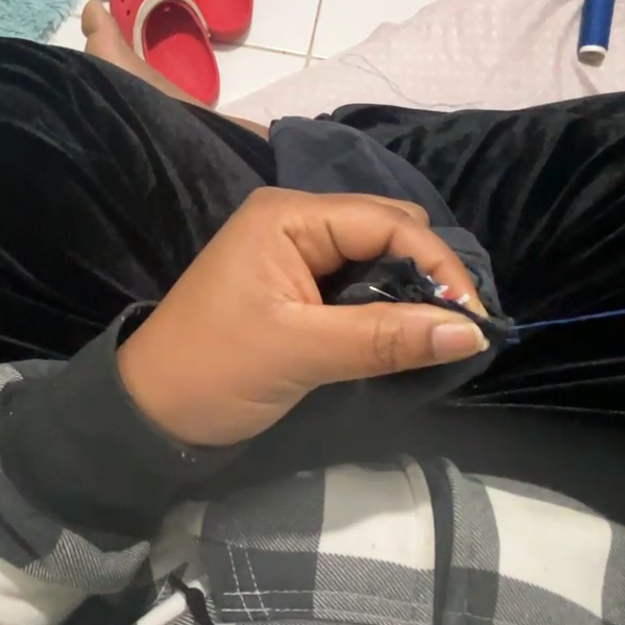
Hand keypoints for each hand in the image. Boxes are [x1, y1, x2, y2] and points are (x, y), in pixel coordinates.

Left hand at [115, 187, 489, 447]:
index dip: (436, 264)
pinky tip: (401, 332)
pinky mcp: (293, 283)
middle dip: (426, 274)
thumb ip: (385, 337)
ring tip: (434, 334)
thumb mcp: (301, 352)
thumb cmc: (215, 370)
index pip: (386, 220)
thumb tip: (472, 331)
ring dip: (407, 291)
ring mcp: (291, 250)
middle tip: (455, 329)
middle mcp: (293, 219)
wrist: (151, 409)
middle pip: (385, 229)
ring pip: (373, 255)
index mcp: (287, 216)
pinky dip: (382, 304)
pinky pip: (354, 281)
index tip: (472, 321)